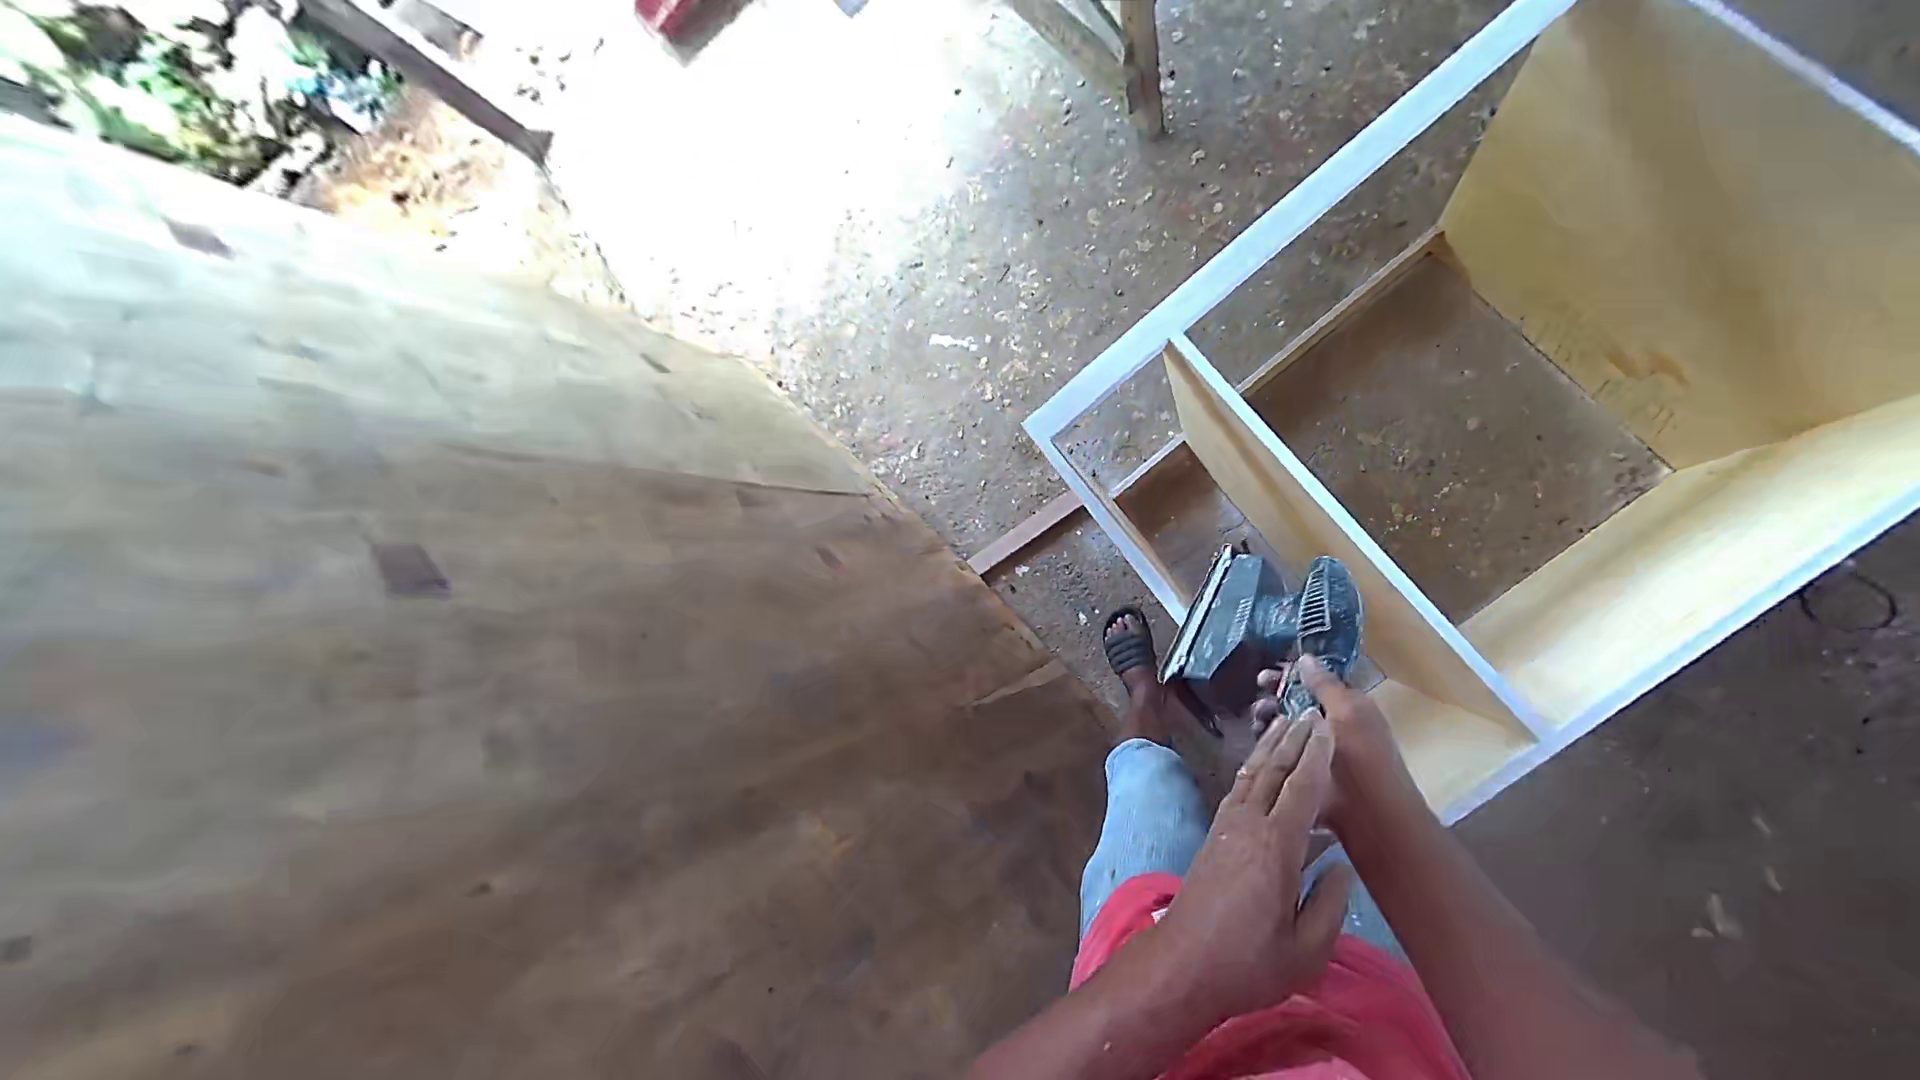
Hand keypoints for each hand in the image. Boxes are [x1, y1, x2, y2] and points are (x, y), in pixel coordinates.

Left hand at [1143, 709, 1353, 1024]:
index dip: (1316, 756)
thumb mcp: (1306, 949)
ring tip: (1282, 724)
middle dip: (1291, 739)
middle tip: (1306, 712)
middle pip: (1272, 771)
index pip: (1301, 790)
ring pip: (1250, 776)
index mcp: (1275, 847)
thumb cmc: (1249, 962)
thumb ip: (1329, 904)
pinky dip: (1251, 772)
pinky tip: (1258, 769)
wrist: (1183, 961)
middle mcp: (1246, 826)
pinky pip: (1236, 792)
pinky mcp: (1213, 837)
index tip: (1326, 726)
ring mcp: (1225, 829)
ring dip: (1267, 748)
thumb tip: (1343, 867)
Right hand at [1250, 654, 1420, 833]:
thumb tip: (1304, 658)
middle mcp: (1326, 723)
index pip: (1313, 681)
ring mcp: (1309, 745)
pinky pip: (1274, 743)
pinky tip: (1259, 735)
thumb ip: (1325, 684)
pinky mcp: (1295, 764)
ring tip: (1260, 715)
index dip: (1291, 674)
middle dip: (1274, 692)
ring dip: (1267, 713)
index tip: (1272, 672)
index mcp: (1344, 706)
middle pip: (1292, 699)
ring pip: (1280, 720)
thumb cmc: (1364, 755)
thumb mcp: (1349, 711)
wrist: (1365, 810)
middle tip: (1261, 689)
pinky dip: (1264, 736)